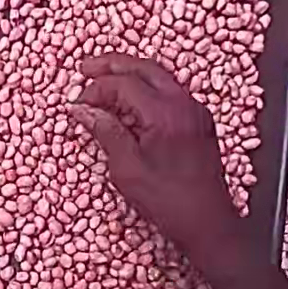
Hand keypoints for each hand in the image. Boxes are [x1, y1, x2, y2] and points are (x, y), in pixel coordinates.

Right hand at [68, 54, 252, 268]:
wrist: (209, 223)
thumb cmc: (169, 202)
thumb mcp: (127, 169)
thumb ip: (107, 133)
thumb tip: (85, 111)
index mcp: (166, 115)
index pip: (124, 84)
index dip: (96, 89)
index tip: (78, 103)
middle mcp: (185, 105)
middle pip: (144, 67)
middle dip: (112, 65)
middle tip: (86, 68)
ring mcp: (196, 112)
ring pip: (159, 76)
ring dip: (130, 74)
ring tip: (104, 80)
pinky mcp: (199, 122)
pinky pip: (170, 92)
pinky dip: (146, 88)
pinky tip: (130, 101)